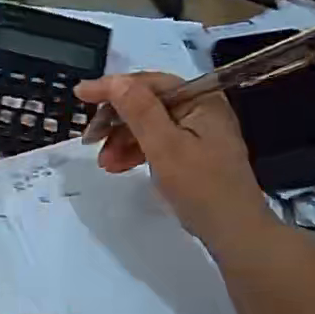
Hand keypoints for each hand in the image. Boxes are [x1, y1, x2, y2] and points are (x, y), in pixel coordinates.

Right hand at [74, 72, 271, 253]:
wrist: (234, 231)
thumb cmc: (201, 187)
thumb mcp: (165, 147)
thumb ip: (140, 111)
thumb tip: (116, 81)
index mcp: (201, 99)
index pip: (150, 82)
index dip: (112, 87)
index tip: (81, 94)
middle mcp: (201, 108)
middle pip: (148, 103)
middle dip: (116, 120)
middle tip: (90, 139)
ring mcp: (198, 132)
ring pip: (149, 125)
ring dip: (122, 140)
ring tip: (104, 163)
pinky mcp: (193, 154)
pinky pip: (157, 143)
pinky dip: (136, 152)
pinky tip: (119, 166)